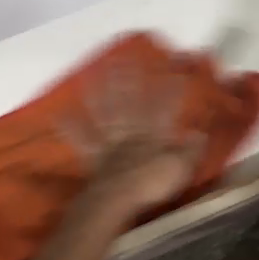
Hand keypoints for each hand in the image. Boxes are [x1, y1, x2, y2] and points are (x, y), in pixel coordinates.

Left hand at [60, 62, 202, 217]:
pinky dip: (70, 126)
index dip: (171, 90)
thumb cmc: (152, 184)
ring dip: (97, 93)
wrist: (116, 201)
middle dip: (128, 79)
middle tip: (122, 57)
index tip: (174, 72)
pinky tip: (59, 114)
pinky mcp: (94, 156)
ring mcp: (110, 142)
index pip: (165, 108)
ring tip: (90, 73)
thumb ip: (190, 150)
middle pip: (129, 102)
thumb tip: (199, 133)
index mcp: (154, 134)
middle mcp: (131, 132)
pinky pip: (81, 139)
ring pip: (104, 113)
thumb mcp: (180, 168)